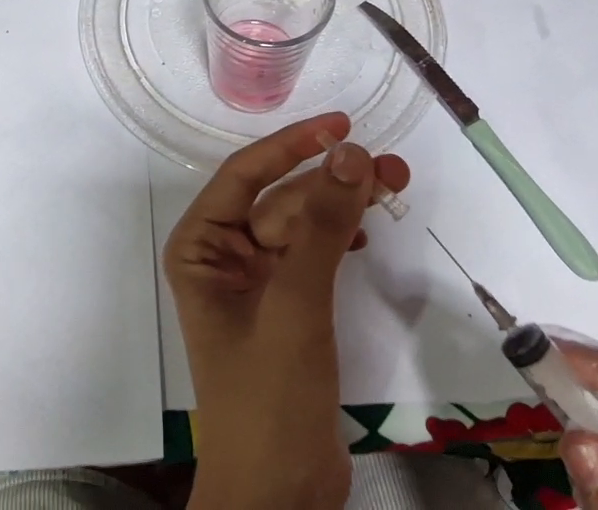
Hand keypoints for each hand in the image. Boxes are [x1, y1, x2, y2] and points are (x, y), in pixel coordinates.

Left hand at [164, 112, 408, 509]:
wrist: (279, 491)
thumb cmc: (268, 395)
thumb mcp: (295, 302)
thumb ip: (320, 225)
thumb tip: (350, 152)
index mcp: (200, 247)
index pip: (245, 175)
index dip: (292, 144)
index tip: (341, 124)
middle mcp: (223, 256)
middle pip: (281, 198)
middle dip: (333, 181)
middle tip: (393, 167)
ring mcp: (257, 284)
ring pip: (303, 225)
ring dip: (345, 206)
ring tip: (396, 186)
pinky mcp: (288, 309)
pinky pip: (313, 256)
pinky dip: (341, 239)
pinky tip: (368, 232)